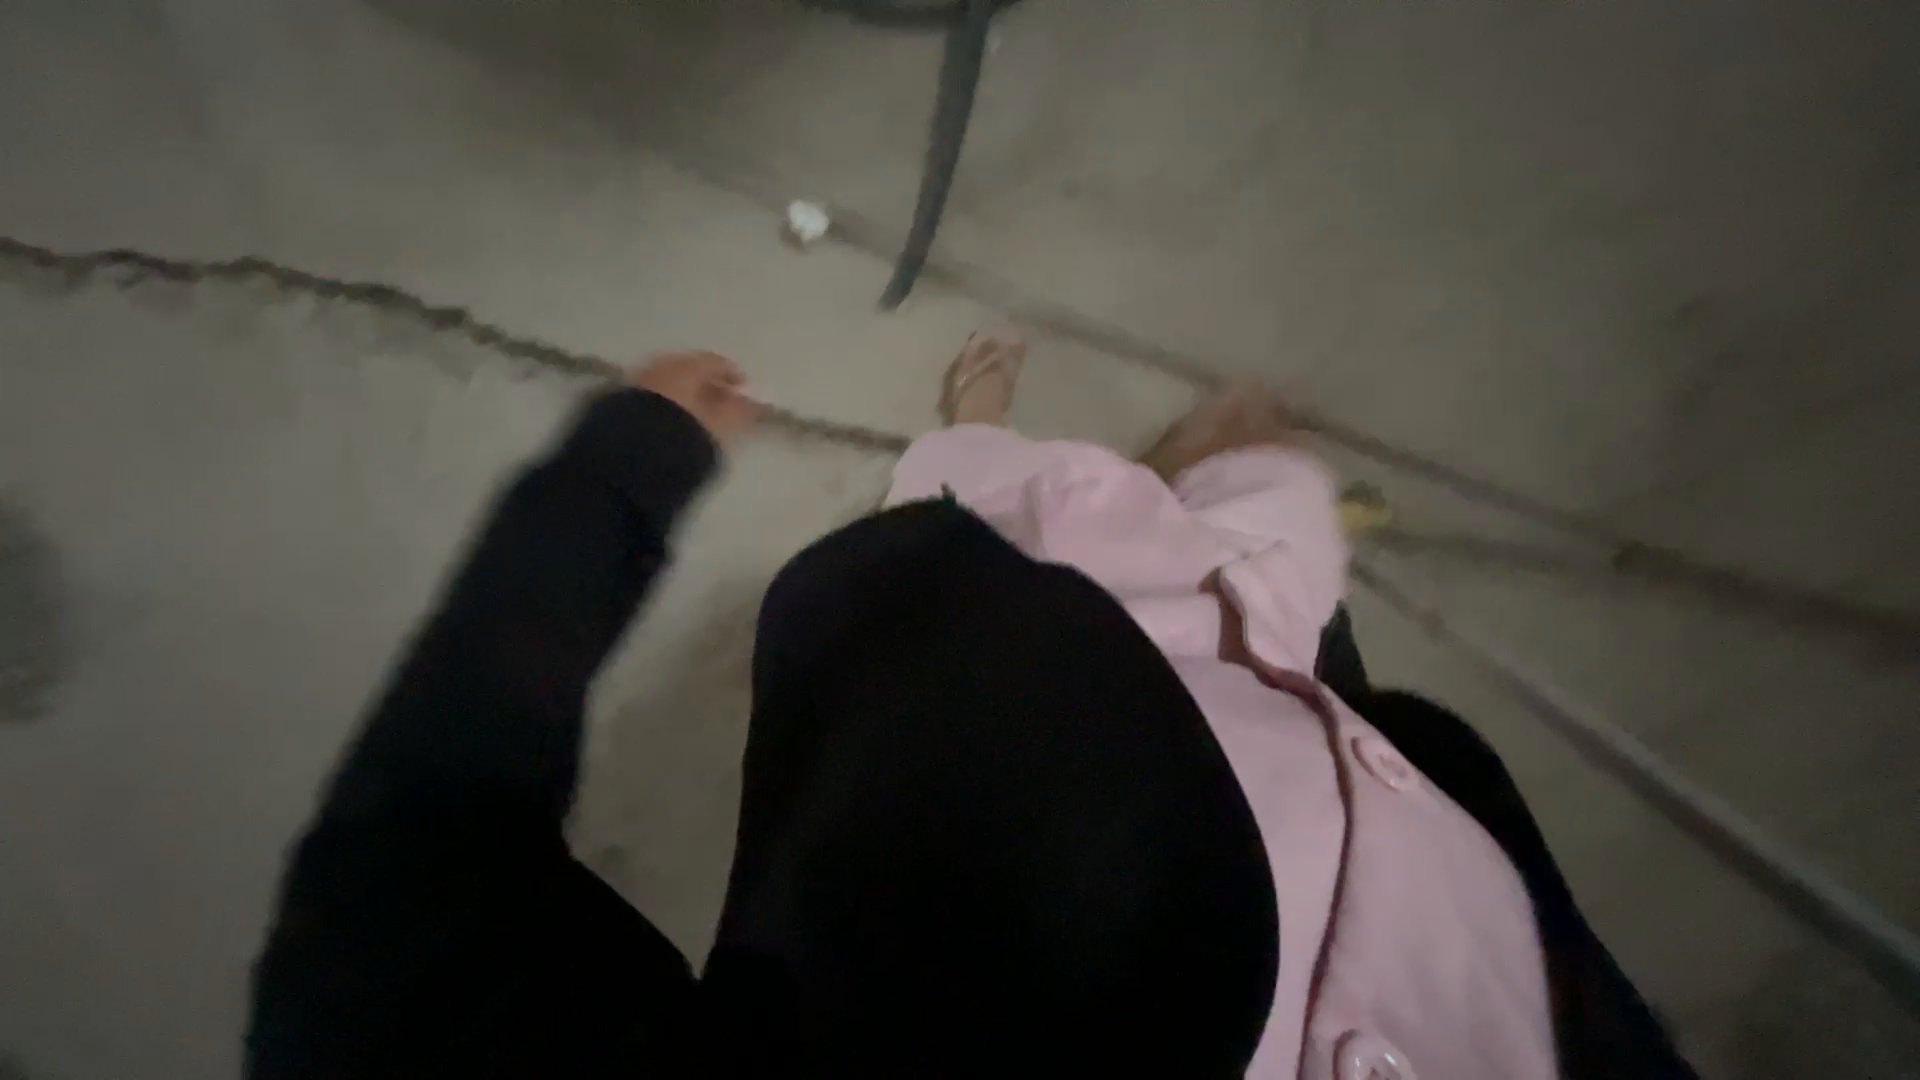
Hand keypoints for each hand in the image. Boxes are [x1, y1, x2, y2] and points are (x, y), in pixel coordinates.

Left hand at [627, 351, 762, 446]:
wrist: (630, 459)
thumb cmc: (685, 436)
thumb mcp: (720, 427)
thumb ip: (740, 413)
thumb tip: (755, 406)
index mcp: (682, 367)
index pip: (712, 362)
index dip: (731, 373)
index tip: (743, 387)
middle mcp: (655, 368)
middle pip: (686, 370)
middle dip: (705, 384)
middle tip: (721, 401)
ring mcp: (632, 385)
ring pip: (666, 385)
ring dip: (683, 396)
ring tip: (697, 417)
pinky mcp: (615, 406)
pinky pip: (649, 400)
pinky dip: (665, 407)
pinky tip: (672, 424)